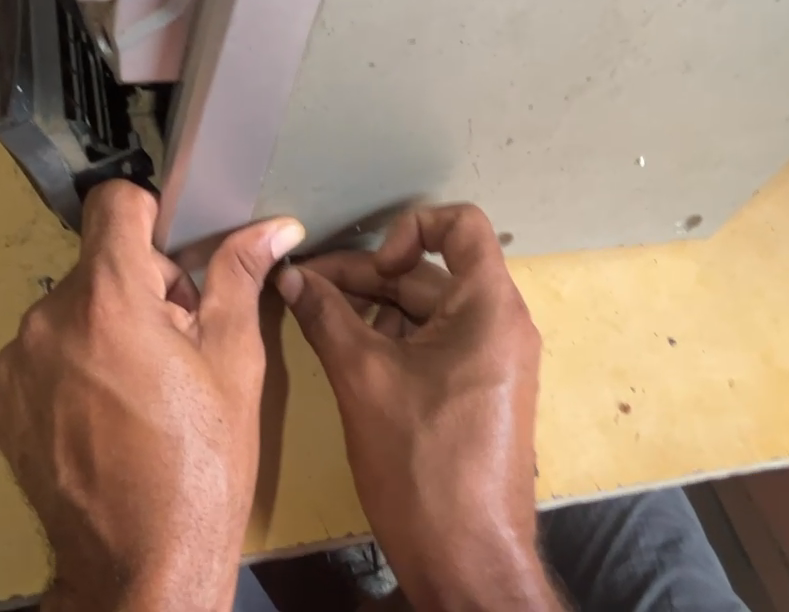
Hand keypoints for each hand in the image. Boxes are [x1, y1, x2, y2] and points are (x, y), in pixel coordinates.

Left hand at [0, 180, 304, 611]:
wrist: (143, 569)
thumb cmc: (201, 463)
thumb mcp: (235, 362)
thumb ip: (240, 276)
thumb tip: (274, 227)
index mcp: (109, 299)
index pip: (114, 202)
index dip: (150, 217)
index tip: (172, 259)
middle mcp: (48, 320)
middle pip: (98, 263)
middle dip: (138, 287)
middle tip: (174, 343)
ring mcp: (16, 365)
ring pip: (71, 309)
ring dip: (104, 327)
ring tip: (140, 385)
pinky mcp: (1, 403)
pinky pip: (42, 353)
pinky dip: (72, 365)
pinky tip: (105, 411)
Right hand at [277, 205, 562, 611]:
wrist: (467, 563)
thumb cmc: (422, 463)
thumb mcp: (362, 378)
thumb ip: (325, 315)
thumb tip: (290, 275)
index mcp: (489, 307)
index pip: (460, 225)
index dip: (409, 229)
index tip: (374, 268)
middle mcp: (499, 323)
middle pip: (428, 272)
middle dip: (364, 276)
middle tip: (305, 288)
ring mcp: (490, 358)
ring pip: (424, 309)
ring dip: (371, 307)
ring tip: (316, 318)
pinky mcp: (475, 387)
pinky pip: (431, 340)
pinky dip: (388, 336)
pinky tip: (344, 348)